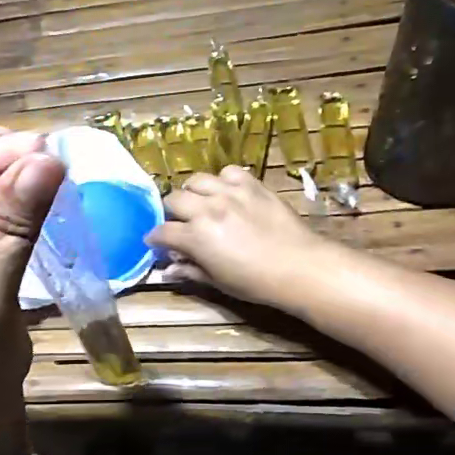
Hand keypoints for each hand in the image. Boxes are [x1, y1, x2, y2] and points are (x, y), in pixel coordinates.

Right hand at [145, 166, 332, 305]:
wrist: (299, 266)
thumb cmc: (255, 282)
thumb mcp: (217, 281)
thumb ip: (190, 270)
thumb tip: (168, 269)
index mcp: (196, 237)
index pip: (162, 232)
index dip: (155, 238)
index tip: (155, 242)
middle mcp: (207, 209)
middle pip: (173, 199)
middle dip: (170, 212)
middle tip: (179, 223)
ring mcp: (230, 193)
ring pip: (197, 180)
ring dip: (193, 192)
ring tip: (200, 203)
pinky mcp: (251, 184)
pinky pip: (228, 172)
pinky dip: (222, 181)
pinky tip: (226, 193)